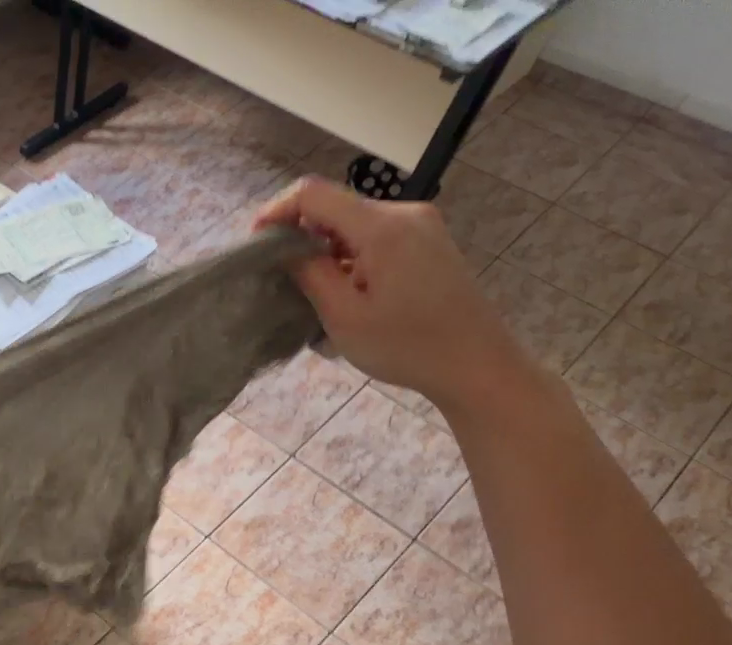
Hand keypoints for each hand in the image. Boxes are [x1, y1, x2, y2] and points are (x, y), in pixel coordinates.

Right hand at [254, 176, 524, 408]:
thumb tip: (284, 247)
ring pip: (354, 222)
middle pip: (335, 206)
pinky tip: (346, 288)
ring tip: (313, 289)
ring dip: (325, 247)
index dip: (277, 211)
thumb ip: (310, 273)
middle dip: (300, 233)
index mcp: (381, 228)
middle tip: (280, 275)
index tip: (257, 244)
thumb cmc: (406, 346)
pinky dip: (349, 253)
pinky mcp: (428, 240)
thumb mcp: (344, 317)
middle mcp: (403, 213)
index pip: (314, 194)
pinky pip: (375, 234)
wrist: (475, 363)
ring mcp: (420, 224)